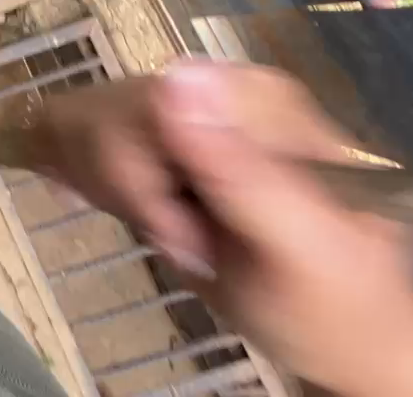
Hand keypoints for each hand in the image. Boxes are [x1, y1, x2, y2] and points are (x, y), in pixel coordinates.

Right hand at [39, 61, 412, 394]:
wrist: (340, 339)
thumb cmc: (333, 311)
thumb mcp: (302, 253)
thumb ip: (242, 169)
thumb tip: (177, 73)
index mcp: (258, 98)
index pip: (140, 103)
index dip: (138, 175)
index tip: (183, 235)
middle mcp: (209, 85)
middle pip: (103, 113)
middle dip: (125, 189)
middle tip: (183, 241)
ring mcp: (174, 104)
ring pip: (77, 122)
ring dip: (106, 189)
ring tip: (167, 230)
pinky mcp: (146, 124)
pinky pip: (72, 129)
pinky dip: (84, 176)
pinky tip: (120, 205)